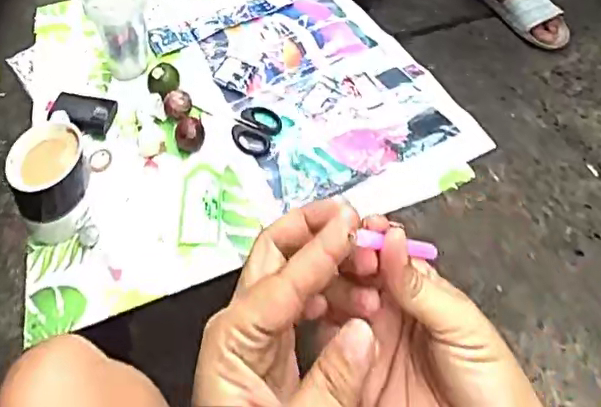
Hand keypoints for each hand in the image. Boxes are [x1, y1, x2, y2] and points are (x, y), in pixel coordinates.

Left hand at [193, 200, 382, 405]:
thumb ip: (332, 384)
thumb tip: (365, 329)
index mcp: (233, 337)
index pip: (281, 279)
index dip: (319, 248)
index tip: (352, 222)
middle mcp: (237, 322)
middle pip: (271, 253)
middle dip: (310, 228)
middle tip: (353, 216)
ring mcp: (250, 332)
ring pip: (285, 272)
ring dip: (324, 260)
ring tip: (367, 267)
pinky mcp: (267, 348)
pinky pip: (296, 302)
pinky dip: (325, 291)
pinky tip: (354, 299)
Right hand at [323, 218, 542, 406]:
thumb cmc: (492, 386)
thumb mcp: (464, 329)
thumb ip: (420, 287)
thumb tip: (390, 234)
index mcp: (415, 287)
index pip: (382, 250)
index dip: (370, 236)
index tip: (363, 230)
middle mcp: (386, 306)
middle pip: (352, 268)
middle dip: (348, 258)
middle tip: (359, 267)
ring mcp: (367, 337)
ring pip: (335, 296)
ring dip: (337, 288)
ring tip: (361, 305)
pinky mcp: (354, 372)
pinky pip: (328, 339)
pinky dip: (321, 319)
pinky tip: (327, 315)